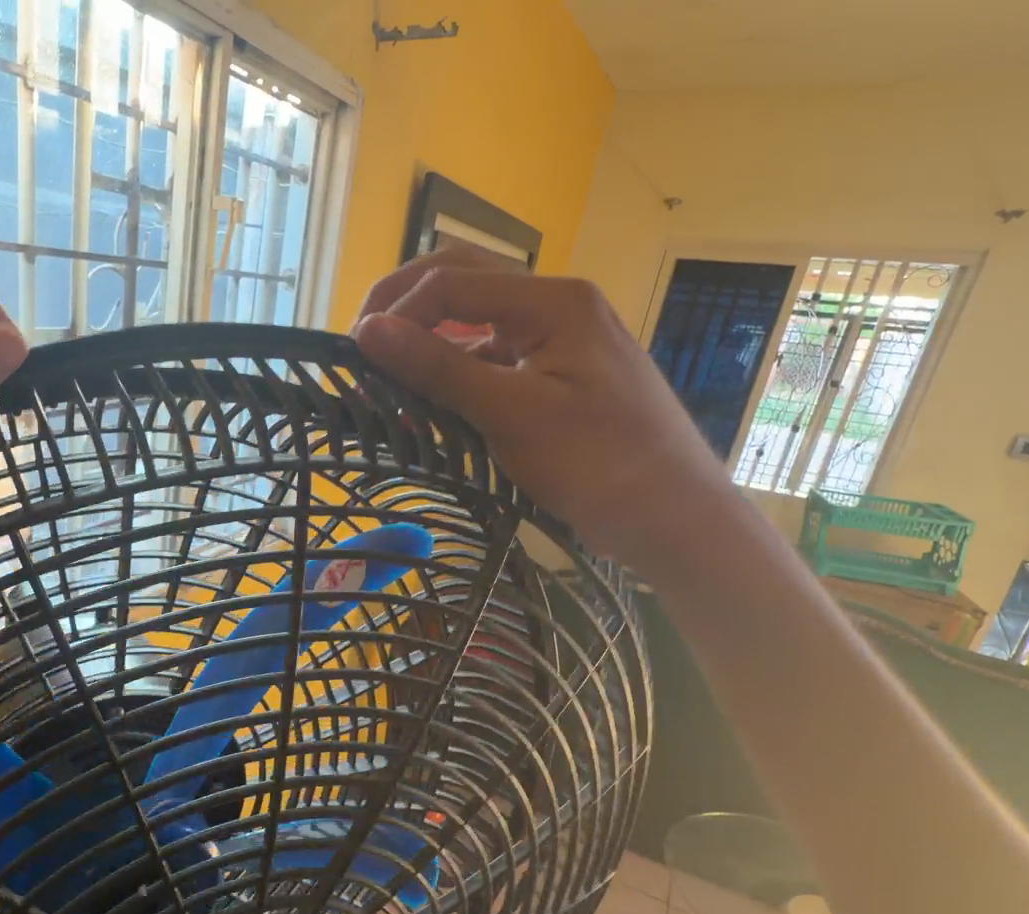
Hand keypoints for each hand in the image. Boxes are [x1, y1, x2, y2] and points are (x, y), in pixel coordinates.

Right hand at [351, 244, 733, 573]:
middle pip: (464, 281)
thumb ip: (437, 367)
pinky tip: (428, 406)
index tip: (355, 356)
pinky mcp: (557, 373)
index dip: (396, 311)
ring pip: (475, 320)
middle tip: (361, 344)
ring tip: (386, 378)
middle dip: (406, 305)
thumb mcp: (510, 414)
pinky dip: (454, 372)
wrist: (673, 517)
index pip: (452, 282)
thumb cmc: (598, 463)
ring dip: (427, 340)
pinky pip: (493, 357)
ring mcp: (559, 338)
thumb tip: (367, 331)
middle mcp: (556, 304)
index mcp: (552, 300)